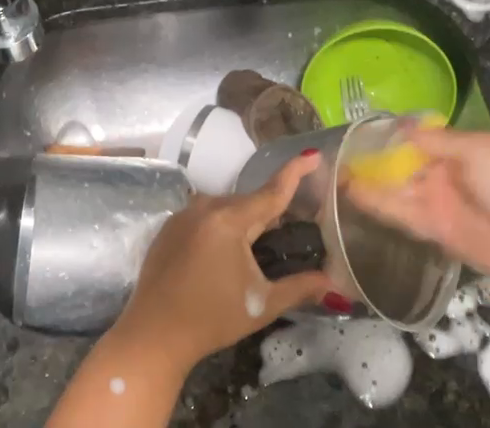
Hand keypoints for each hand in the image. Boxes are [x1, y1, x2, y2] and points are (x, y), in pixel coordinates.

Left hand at [110, 152, 336, 369]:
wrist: (153, 336)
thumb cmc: (211, 320)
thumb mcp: (261, 305)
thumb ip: (300, 288)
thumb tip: (336, 285)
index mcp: (230, 220)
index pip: (272, 191)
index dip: (295, 172)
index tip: (313, 153)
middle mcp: (205, 207)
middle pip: (248, 202)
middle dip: (269, 211)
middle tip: (289, 227)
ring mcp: (184, 214)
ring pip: (225, 207)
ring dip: (243, 220)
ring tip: (257, 245)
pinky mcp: (169, 226)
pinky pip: (205, 215)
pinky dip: (220, 225)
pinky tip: (223, 253)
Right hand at [346, 125, 489, 294]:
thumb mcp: (477, 150)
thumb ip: (437, 140)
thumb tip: (403, 126)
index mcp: (459, 150)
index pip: (419, 138)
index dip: (392, 134)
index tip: (361, 129)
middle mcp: (444, 174)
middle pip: (402, 164)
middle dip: (374, 159)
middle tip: (338, 152)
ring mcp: (437, 202)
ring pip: (396, 189)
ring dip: (369, 181)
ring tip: (334, 173)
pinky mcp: (432, 230)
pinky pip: (400, 213)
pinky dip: (377, 204)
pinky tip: (351, 193)